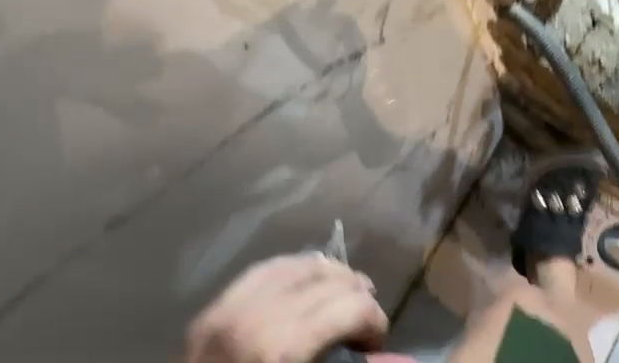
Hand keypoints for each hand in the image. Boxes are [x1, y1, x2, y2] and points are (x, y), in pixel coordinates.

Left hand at [186, 253, 388, 362]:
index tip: (376, 341)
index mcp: (281, 350)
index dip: (375, 320)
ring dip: (330, 276)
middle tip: (363, 320)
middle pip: (330, 281)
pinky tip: (308, 282)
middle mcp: (258, 318)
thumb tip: (405, 362)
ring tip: (343, 294)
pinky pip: (266, 270)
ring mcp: (231, 309)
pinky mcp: (214, 309)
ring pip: (300, 265)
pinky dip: (295, 271)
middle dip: (356, 296)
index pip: (351, 308)